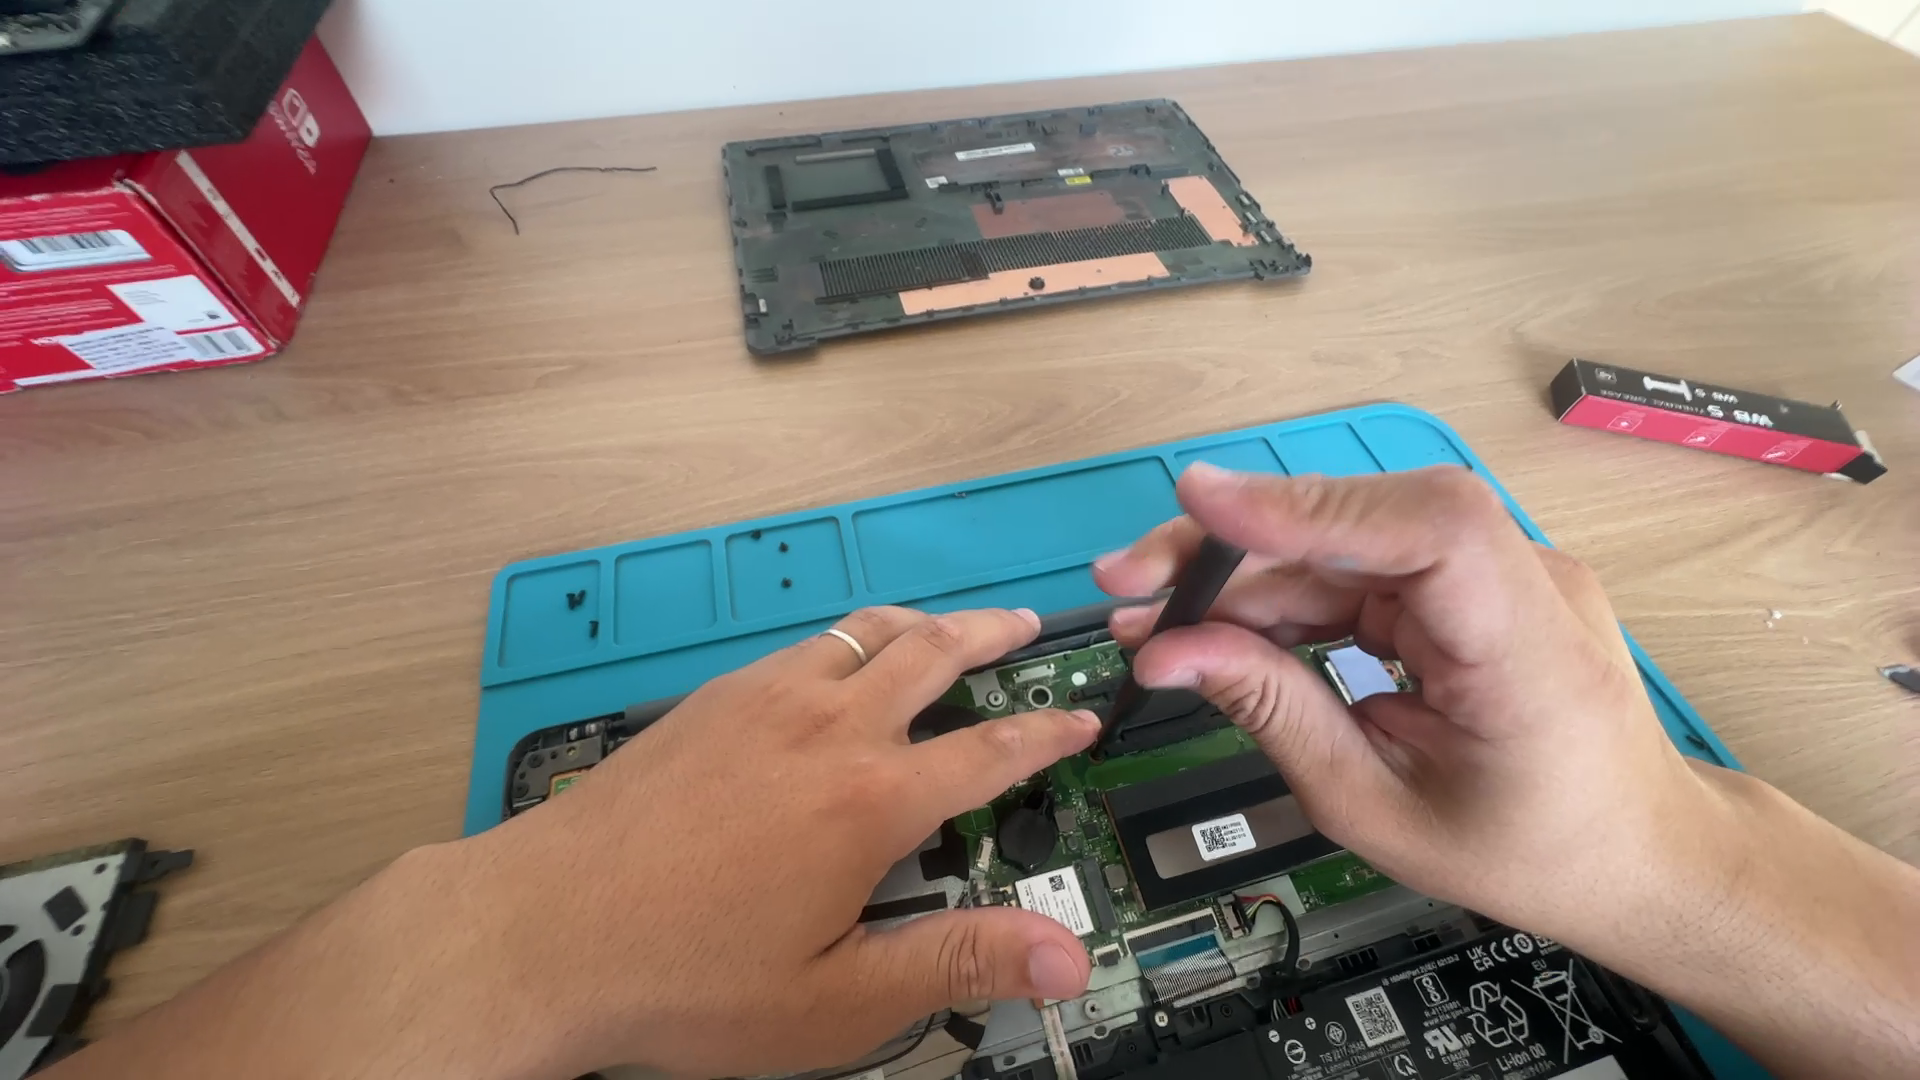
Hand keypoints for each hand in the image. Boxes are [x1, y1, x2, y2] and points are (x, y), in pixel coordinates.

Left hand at [455, 606, 1101, 1077]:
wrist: (543, 927)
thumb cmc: (689, 973)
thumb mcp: (834, 998)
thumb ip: (955, 964)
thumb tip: (1062, 957)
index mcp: (869, 798)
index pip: (990, 752)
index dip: (1046, 734)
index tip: (1078, 718)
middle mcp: (830, 725)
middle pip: (934, 650)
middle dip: (992, 632)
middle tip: (1025, 623)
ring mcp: (771, 696)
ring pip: (871, 630)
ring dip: (925, 622)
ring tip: (952, 624)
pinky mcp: (723, 693)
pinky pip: (812, 643)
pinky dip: (857, 637)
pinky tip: (852, 658)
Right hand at [1092, 463, 1718, 945]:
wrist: (1640, 855)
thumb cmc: (1523, 849)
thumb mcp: (1372, 804)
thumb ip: (1270, 712)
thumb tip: (1165, 653)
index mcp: (1528, 652)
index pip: (1427, 530)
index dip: (1306, 506)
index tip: (1198, 503)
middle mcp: (1515, 580)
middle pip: (1351, 522)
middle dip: (1226, 548)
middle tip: (1126, 582)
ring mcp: (1483, 570)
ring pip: (1331, 543)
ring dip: (1232, 577)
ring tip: (1148, 618)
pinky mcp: (1449, 580)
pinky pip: (1341, 571)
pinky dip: (1268, 598)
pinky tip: (1211, 628)